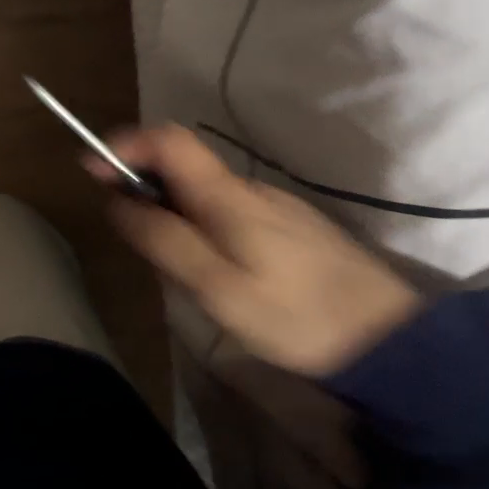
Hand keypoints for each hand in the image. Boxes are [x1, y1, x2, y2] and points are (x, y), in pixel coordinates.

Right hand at [87, 124, 422, 377]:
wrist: (395, 347)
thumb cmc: (295, 315)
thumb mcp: (214, 285)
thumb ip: (162, 240)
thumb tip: (117, 203)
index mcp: (228, 197)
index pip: (169, 140)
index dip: (125, 145)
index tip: (93, 170)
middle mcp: (251, 190)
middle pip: (182, 169)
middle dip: (146, 193)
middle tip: (140, 244)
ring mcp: (277, 208)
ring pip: (204, 196)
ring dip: (174, 216)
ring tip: (181, 271)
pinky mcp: (294, 230)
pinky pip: (229, 214)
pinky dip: (203, 229)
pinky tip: (219, 274)